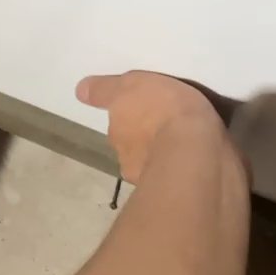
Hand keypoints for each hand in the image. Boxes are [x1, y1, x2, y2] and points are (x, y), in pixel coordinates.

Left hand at [77, 71, 236, 183]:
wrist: (194, 150)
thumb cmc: (164, 109)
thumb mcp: (132, 84)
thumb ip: (106, 90)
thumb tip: (80, 91)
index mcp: (116, 130)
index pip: (115, 123)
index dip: (126, 116)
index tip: (139, 111)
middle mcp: (124, 155)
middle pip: (130, 144)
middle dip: (142, 137)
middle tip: (163, 125)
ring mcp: (144, 176)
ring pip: (149, 162)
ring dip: (159, 155)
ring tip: (182, 145)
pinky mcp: (168, 190)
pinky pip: (171, 176)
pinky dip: (178, 170)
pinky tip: (195, 162)